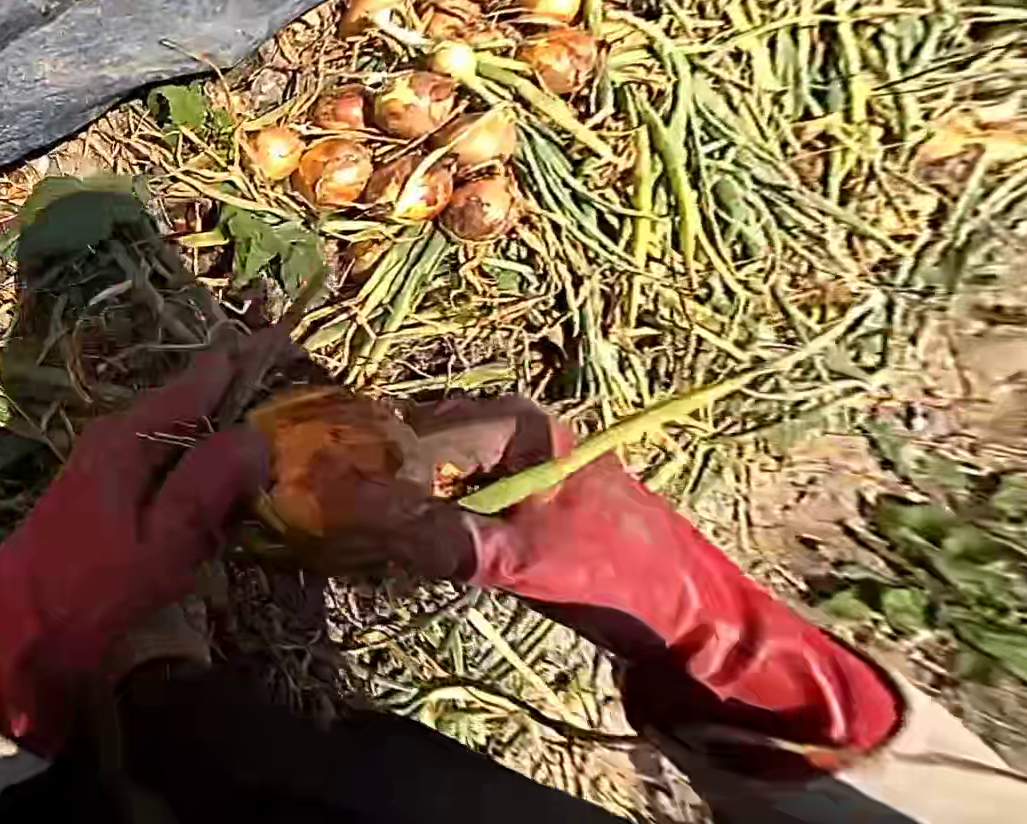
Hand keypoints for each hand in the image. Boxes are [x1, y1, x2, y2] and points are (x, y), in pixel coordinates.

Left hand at [0, 337, 268, 751]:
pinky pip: (163, 460)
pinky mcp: (106, 482)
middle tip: (287, 414)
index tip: (284, 341)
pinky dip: (195, 470)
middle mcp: (118, 432)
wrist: (18, 626)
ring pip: (179, 433)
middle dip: (237, 400)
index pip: (198, 380)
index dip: (243, 360)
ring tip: (262, 459)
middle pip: (189, 401)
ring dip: (218, 440)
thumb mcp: (161, 546)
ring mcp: (108, 455)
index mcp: (130, 436)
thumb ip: (207, 487)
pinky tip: (217, 501)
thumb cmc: (92, 590)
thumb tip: (255, 434)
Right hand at [358, 396, 900, 762]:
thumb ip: (436, 534)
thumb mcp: (518, 559)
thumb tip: (355, 510)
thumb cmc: (612, 576)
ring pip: (430, 456)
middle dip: (387, 474)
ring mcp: (511, 445)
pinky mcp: (512, 472)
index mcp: (514, 421)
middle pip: (420, 437)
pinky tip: (417, 527)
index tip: (342, 497)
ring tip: (380, 522)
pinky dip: (426, 499)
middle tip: (355, 510)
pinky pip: (449, 475)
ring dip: (404, 489)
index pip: (423, 432)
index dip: (380, 466)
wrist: (694, 619)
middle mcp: (508, 419)